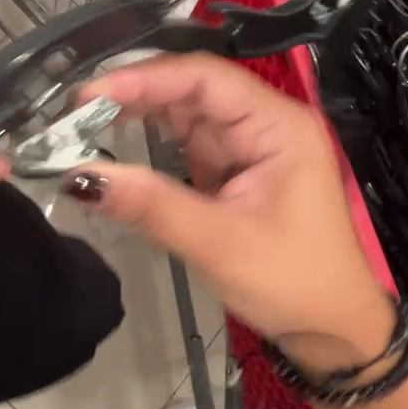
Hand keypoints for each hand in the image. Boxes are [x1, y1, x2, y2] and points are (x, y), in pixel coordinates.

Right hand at [67, 53, 394, 375]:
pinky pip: (184, 139)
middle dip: (134, 92)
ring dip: (137, 111)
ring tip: (84, 118)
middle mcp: (263, 122)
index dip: (145, 78)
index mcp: (277, 125)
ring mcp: (247, 144)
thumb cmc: (291, 282)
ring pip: (184, 111)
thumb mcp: (218, 243)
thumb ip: (150, 204)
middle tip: (76, 108)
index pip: (205, 79)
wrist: (331, 330)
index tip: (90, 93)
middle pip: (192, 88)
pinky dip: (148, 138)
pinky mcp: (231, 167)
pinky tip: (114, 136)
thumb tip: (79, 179)